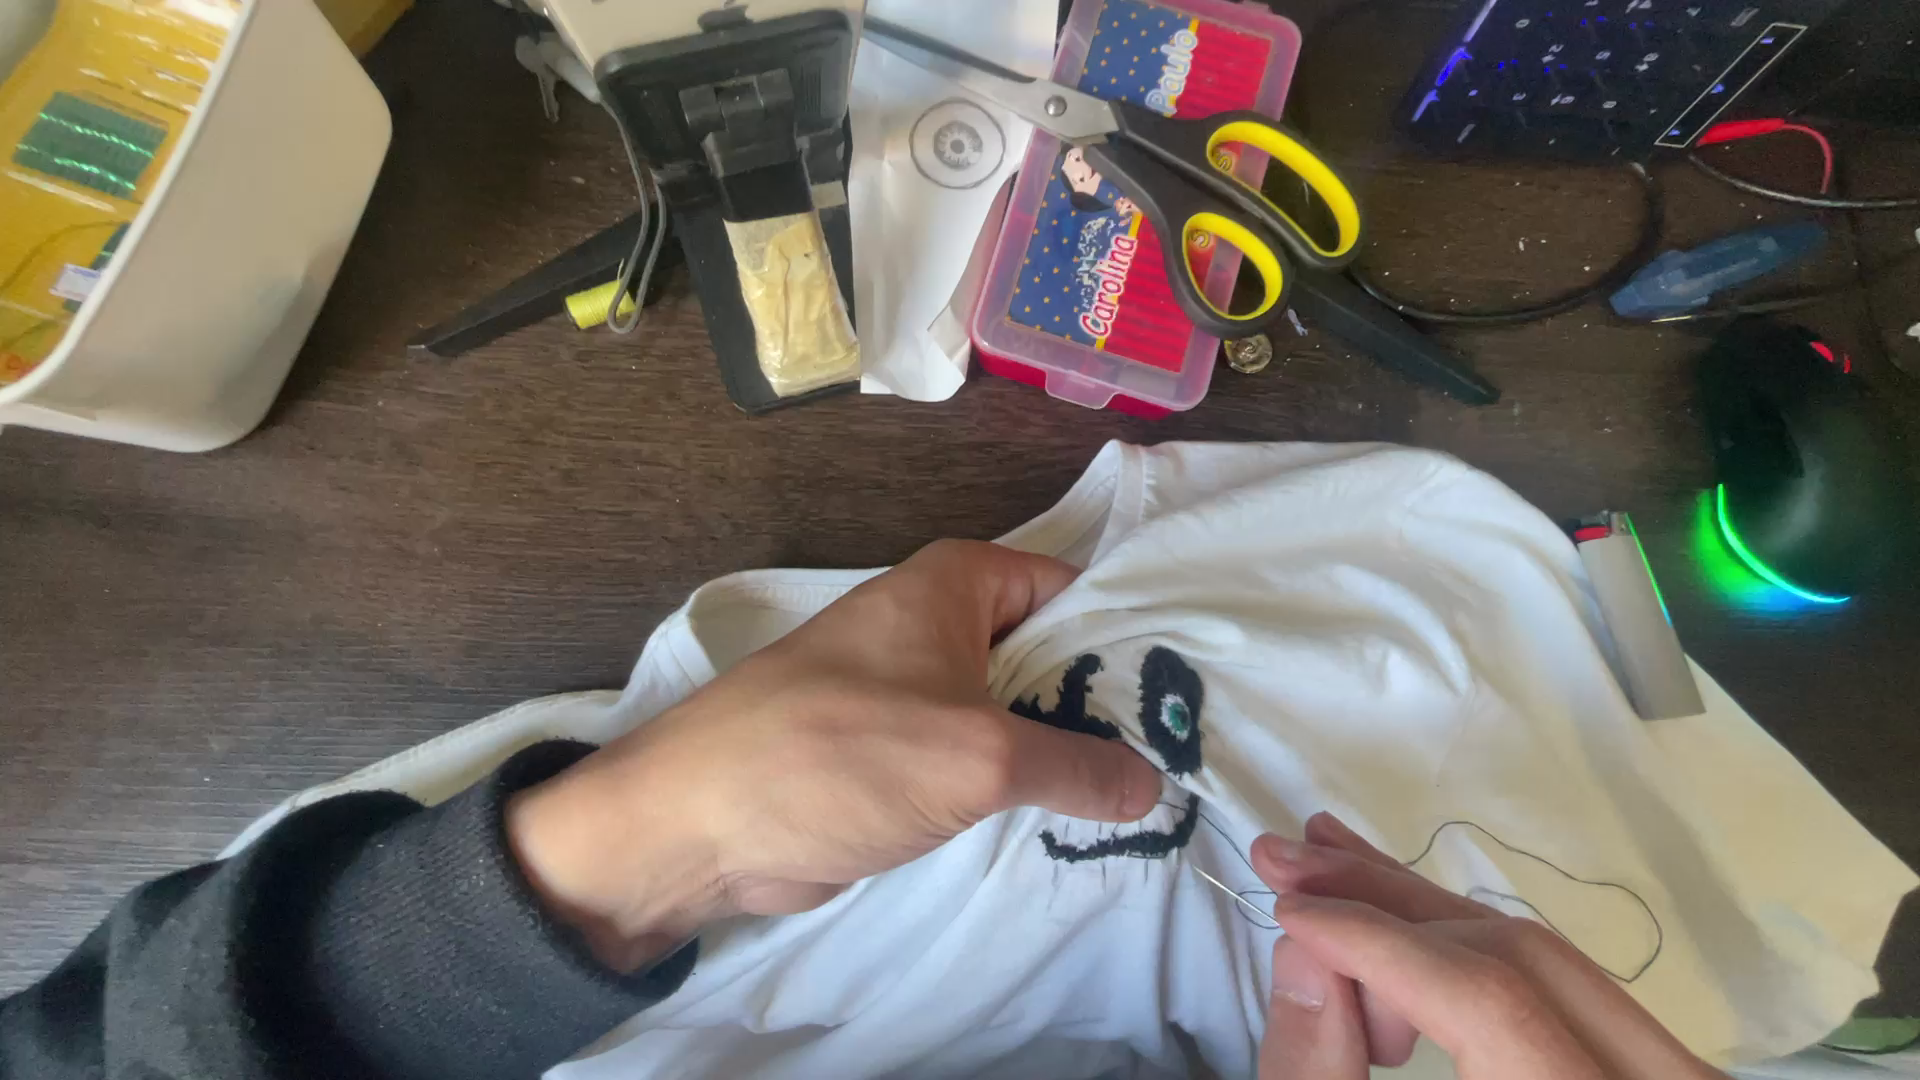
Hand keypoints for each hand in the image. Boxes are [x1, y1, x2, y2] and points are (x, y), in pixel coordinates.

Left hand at [504, 540, 1162, 971]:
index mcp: (960, 582)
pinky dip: (1022, 777)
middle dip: (1104, 700)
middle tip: (1182, 755)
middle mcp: (942, 620)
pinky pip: (982, 748)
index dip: (1129, 636)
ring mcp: (921, 684)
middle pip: (1049, 650)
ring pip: (1018, 705)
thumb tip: (1150, 783)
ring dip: (1065, 747)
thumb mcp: (978, 756)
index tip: (1189, 692)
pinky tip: (1074, 814)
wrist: (706, 820)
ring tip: (1147, 790)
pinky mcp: (903, 742)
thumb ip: (1075, 766)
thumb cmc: (843, 751)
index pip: (1072, 590)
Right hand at [1249, 813, 1720, 1078]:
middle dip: (1381, 899)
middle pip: (1521, 961)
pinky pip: (1548, 982)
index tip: (1284, 912)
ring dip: (1407, 904)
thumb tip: (1303, 946)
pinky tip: (1386, 896)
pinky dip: (1451, 937)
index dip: (1375, 942)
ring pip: (1538, 955)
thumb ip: (1319, 1073)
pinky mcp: (1645, 1078)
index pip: (1493, 1005)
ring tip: (1313, 859)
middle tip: (1283, 860)